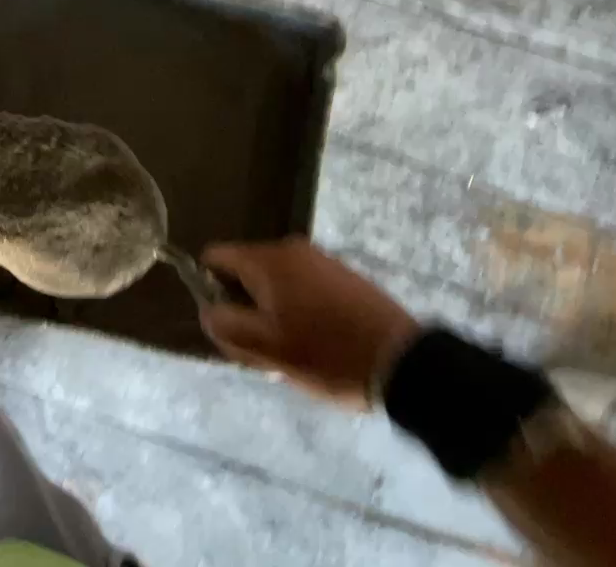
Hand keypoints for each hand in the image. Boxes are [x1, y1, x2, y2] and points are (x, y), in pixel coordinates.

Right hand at [198, 238, 418, 407]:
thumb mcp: (265, 349)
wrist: (407, 367)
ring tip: (292, 350)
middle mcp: (293, 249)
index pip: (214, 256)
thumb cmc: (327, 356)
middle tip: (261, 346)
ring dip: (274, 311)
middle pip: (246, 271)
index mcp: (267, 260)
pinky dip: (301, 310)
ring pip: (277, 282)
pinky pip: (306, 288)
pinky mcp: (347, 277)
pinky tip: (318, 343)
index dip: (209, 288)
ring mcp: (324, 261)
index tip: (228, 322)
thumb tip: (208, 310)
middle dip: (245, 305)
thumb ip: (224, 325)